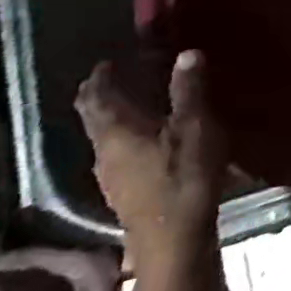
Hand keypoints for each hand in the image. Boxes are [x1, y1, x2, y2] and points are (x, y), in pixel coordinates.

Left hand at [75, 51, 225, 273]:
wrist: (173, 237)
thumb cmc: (184, 173)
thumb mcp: (195, 125)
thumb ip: (189, 90)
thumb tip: (186, 53)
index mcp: (116, 130)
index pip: (95, 97)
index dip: (100, 77)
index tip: (107, 62)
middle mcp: (103, 150)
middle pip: (95, 118)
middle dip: (104, 96)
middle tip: (120, 78)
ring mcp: (110, 175)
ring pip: (106, 137)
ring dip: (117, 118)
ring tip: (140, 105)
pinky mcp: (124, 191)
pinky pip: (119, 154)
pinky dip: (128, 137)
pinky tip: (150, 141)